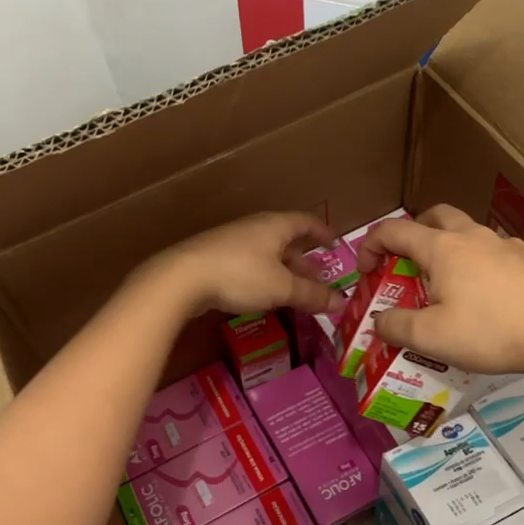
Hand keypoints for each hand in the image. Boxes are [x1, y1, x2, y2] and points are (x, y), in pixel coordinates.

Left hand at [136, 212, 346, 318]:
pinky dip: (264, 279)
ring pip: (267, 255)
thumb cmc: (240, 274)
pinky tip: (264, 297)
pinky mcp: (215, 260)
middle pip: (286, 240)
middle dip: (304, 261)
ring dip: (284, 272)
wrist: (182, 278)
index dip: (324, 232)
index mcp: (275, 225)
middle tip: (319, 281)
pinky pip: (249, 266)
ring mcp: (232, 242)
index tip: (336, 246)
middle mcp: (255, 228)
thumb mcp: (281, 288)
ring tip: (295, 294)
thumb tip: (341, 303)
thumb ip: (312, 295)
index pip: (307, 221)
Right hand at [355, 205, 523, 380]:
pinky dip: (482, 268)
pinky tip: (490, 303)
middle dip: (414, 233)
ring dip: (451, 250)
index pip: (393, 230)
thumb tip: (379, 319)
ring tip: (450, 288)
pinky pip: (498, 255)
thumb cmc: (492, 331)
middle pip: (436, 216)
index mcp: (442, 248)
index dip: (370, 246)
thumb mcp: (431, 337)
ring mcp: (510, 247)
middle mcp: (474, 237)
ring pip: (471, 234)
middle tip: (407, 264)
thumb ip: (396, 326)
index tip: (366, 273)